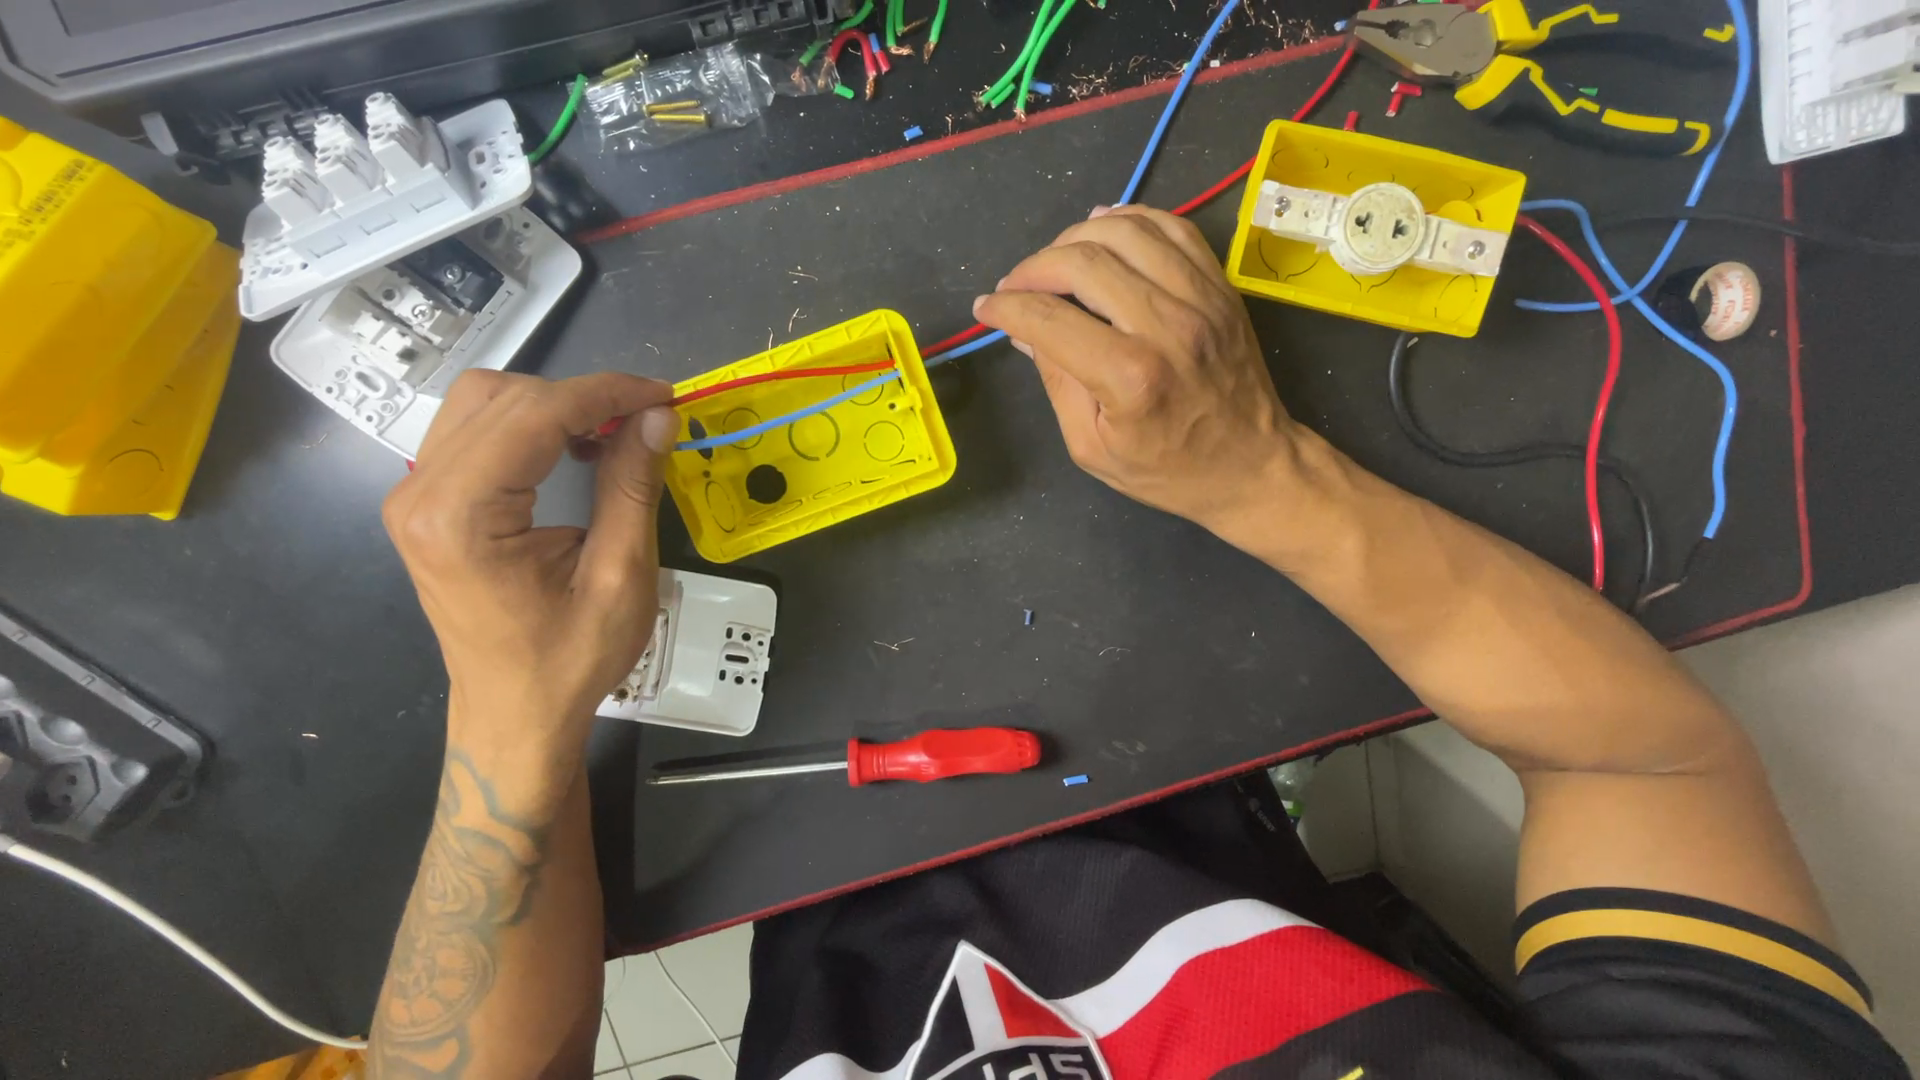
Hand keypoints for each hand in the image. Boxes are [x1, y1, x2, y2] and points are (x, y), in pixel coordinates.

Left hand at [383, 371, 679, 772]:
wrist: (515, 714)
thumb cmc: (570, 658)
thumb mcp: (620, 575)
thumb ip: (632, 486)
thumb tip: (658, 416)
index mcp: (462, 515)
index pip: (534, 414)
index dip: (606, 393)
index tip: (665, 396)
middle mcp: (421, 493)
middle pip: (500, 395)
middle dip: (581, 396)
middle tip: (644, 421)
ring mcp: (415, 496)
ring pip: (482, 402)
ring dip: (554, 405)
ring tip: (611, 434)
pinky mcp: (427, 504)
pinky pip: (475, 432)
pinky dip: (531, 425)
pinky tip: (572, 449)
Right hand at [974, 205, 1300, 534]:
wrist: (1251, 465)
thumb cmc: (1167, 471)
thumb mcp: (1092, 448)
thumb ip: (1056, 383)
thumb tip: (1023, 331)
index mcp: (1130, 376)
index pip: (1049, 318)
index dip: (1006, 306)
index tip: (987, 307)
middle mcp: (1166, 324)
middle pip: (1083, 261)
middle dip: (1033, 267)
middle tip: (1014, 285)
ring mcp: (1200, 298)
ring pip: (1125, 231)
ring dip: (1075, 236)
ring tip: (1053, 259)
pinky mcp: (1219, 286)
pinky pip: (1171, 227)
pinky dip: (1130, 218)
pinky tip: (1102, 228)